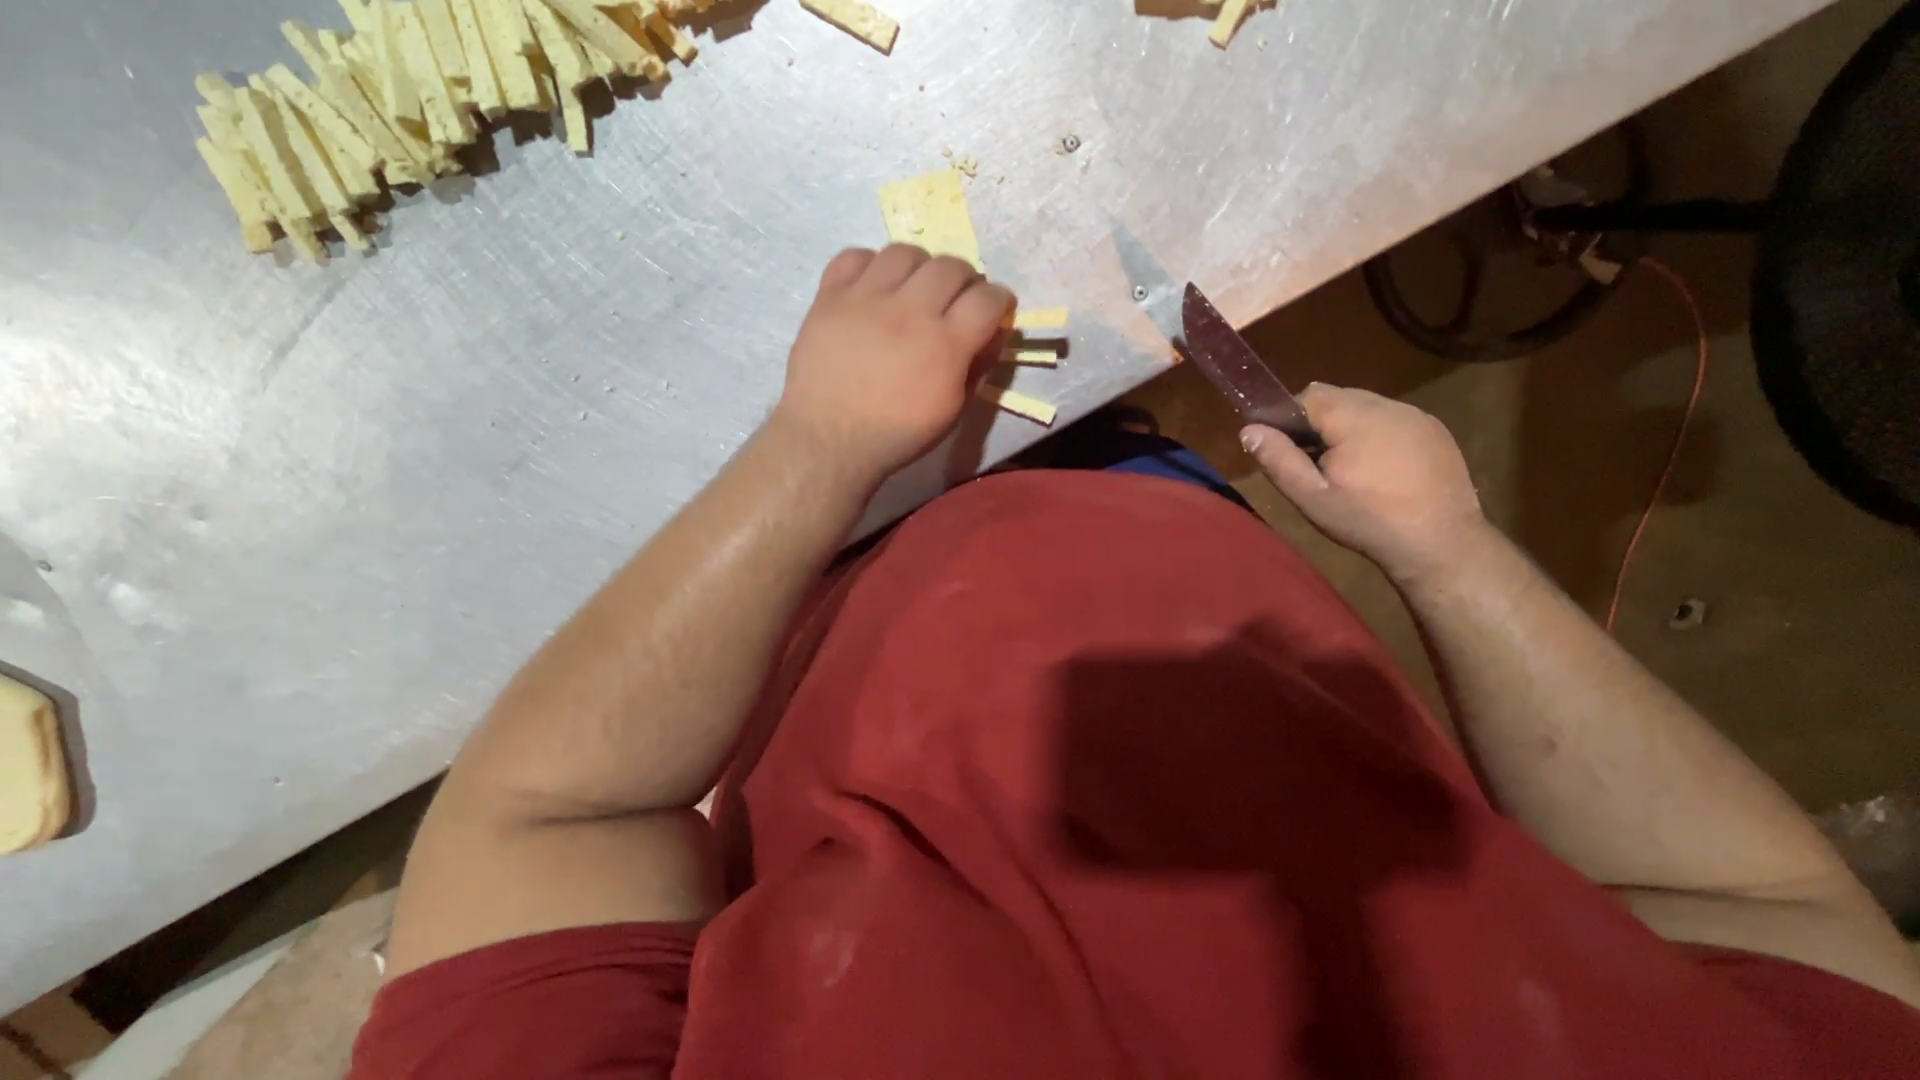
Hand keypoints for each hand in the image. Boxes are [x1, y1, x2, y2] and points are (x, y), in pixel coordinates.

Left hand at [772, 245, 1013, 485]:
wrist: (828, 439)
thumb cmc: (896, 433)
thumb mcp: (952, 411)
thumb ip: (976, 367)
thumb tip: (991, 333)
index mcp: (945, 345)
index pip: (988, 297)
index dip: (998, 300)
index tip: (992, 309)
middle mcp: (909, 311)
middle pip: (950, 266)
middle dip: (963, 279)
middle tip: (954, 299)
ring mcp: (866, 299)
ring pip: (904, 252)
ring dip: (918, 267)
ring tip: (912, 289)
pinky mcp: (830, 296)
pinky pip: (855, 256)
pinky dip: (869, 266)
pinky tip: (872, 288)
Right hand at [1240, 384, 1488, 583]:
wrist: (1441, 544)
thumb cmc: (1369, 522)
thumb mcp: (1313, 498)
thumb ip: (1279, 461)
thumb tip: (1248, 430)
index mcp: (1355, 418)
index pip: (1308, 395)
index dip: (1290, 419)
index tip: (1289, 451)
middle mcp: (1388, 406)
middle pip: (1338, 398)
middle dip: (1320, 424)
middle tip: (1317, 465)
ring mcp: (1417, 415)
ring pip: (1366, 407)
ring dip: (1349, 428)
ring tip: (1350, 469)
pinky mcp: (1436, 430)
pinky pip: (1394, 420)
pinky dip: (1378, 435)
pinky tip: (1381, 470)